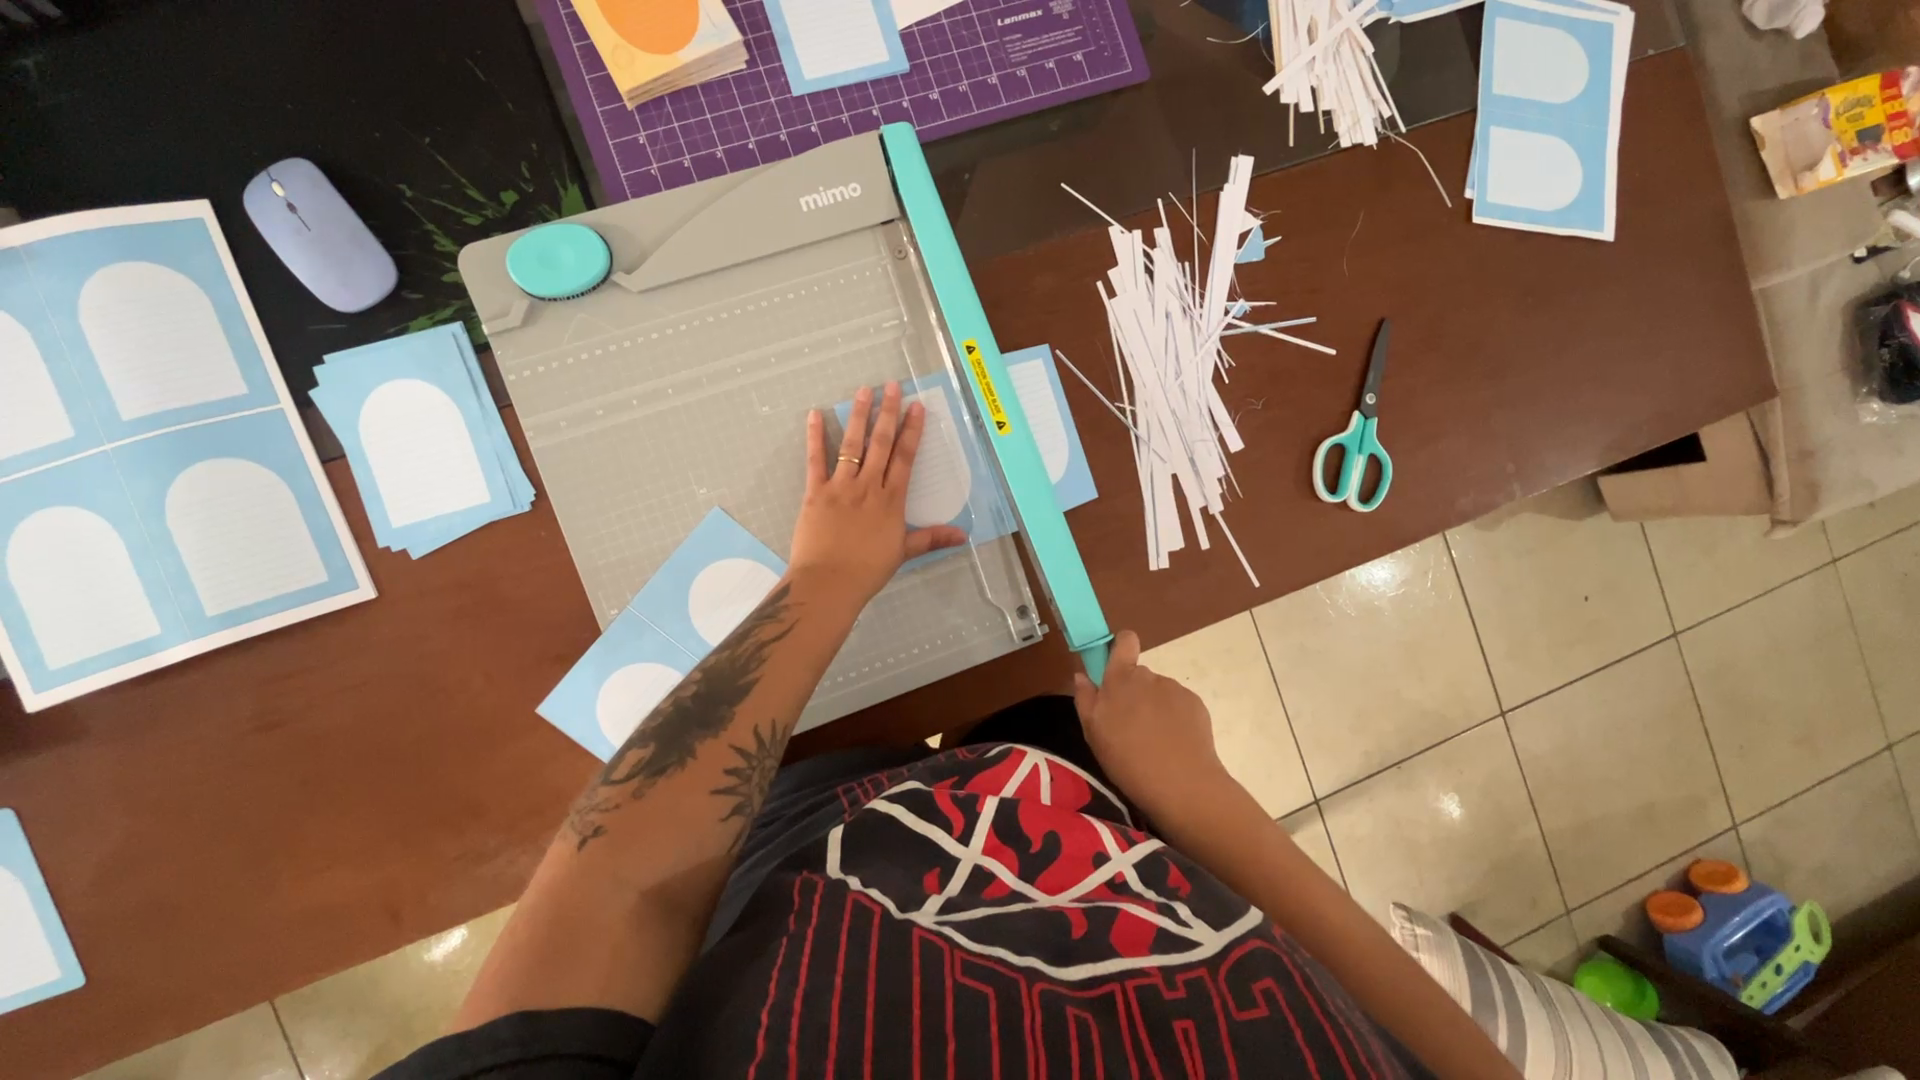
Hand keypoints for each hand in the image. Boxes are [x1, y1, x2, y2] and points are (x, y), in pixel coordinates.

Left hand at [788, 382, 966, 606]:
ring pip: (852, 445)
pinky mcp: (815, 492)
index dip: (912, 431)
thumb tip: (963, 536)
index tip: (916, 407)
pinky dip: (815, 436)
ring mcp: (841, 487)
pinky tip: (815, 414)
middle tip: (892, 386)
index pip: (905, 458)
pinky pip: (815, 460)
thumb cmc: (867, 572)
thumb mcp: (903, 553)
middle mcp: (869, 487)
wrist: (829, 583)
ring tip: (863, 391)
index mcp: (891, 501)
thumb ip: (931, 539)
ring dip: (858, 416)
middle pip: (880, 443)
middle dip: (888, 413)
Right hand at [1072, 631, 1232, 822]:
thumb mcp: (1093, 733)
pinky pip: (1179, 706)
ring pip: (1159, 693)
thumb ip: (1085, 699)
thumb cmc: (1127, 760)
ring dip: (1154, 708)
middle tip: (1130, 726)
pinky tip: (1173, 745)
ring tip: (1153, 741)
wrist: (1181, 784)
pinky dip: (1174, 720)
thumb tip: (1082, 675)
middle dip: (1134, 693)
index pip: (1125, 641)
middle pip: (1139, 675)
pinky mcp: (1196, 705)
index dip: (1121, 647)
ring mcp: (1175, 690)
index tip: (1115, 668)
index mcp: (1120, 679)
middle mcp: (1149, 676)